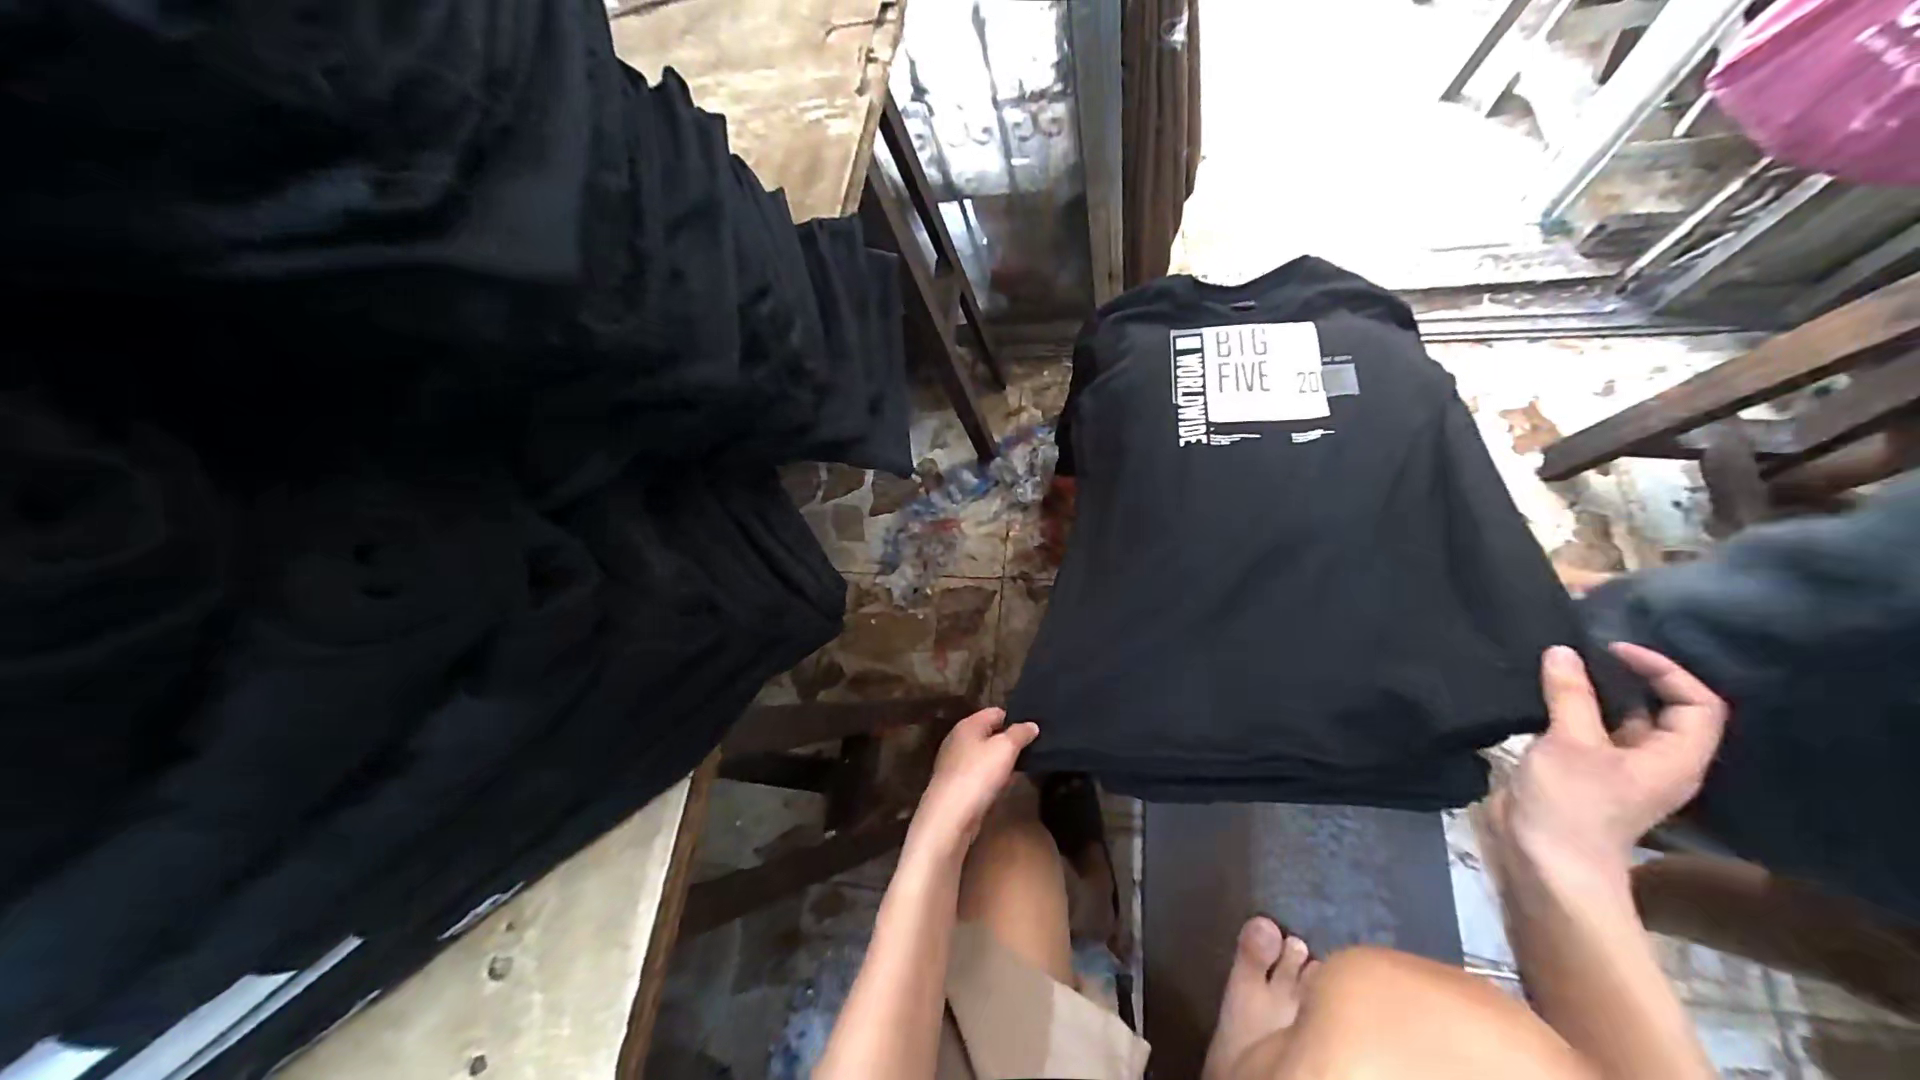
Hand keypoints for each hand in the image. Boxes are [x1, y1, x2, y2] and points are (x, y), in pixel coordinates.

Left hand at [905, 707, 1037, 860]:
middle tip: (1033, 749)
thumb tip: (1031, 724)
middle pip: (989, 733)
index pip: (996, 712)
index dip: (1015, 719)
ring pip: (985, 755)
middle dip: (1009, 740)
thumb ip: (1020, 733)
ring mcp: (955, 763)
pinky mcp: (955, 784)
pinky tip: (1003, 786)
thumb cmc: (978, 774)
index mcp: (968, 725)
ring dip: (1002, 761)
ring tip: (1023, 768)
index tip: (1034, 731)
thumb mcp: (1005, 748)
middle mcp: (958, 739)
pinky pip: (979, 774)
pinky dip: (992, 777)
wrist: (950, 815)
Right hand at [1491, 643, 1727, 880]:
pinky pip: (1582, 732)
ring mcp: (1614, 769)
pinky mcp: (1579, 772)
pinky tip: (1536, 696)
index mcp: (1675, 757)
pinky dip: (1564, 710)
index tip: (1613, 650)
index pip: (1696, 703)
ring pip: (1613, 720)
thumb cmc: (1573, 802)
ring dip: (1588, 692)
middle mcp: (1653, 761)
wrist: (1543, 860)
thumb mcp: (1571, 742)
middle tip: (1580, 651)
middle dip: (1621, 677)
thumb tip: (1563, 651)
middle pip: (1655, 709)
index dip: (1664, 670)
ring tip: (1554, 666)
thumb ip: (1570, 694)